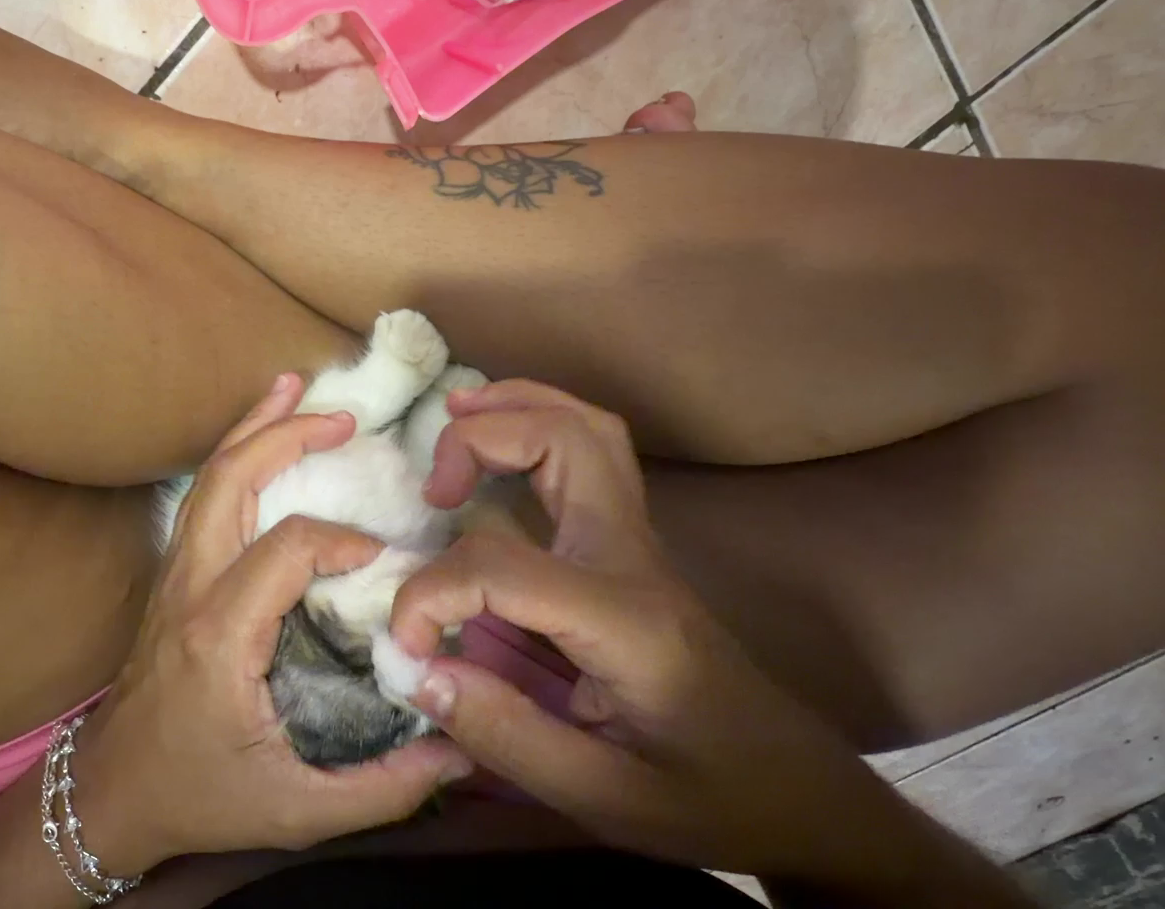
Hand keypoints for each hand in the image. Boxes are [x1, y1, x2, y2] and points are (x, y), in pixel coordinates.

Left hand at [73, 374, 472, 874]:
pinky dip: (235, 457)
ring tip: (293, 387)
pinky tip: (258, 439)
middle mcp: (189, 589)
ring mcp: (173, 576)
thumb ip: (384, 787)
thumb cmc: (199, 796)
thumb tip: (462, 755)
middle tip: (342, 416)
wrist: (111, 790)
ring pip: (208, 479)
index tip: (379, 561)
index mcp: (220, 636)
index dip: (341, 540)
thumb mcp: (296, 810)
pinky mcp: (173, 577)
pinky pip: (203, 498)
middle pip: (230, 481)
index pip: (286, 548)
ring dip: (252, 429)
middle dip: (285, 436)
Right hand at [393, 379, 921, 886]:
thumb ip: (504, 735)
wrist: (801, 793)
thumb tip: (414, 668)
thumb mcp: (606, 800)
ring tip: (453, 417)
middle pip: (568, 439)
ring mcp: (637, 545)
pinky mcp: (629, 549)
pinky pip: (588, 454)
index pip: (501, 568)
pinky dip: (534, 426)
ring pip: (587, 428)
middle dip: (481, 439)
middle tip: (433, 490)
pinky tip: (493, 446)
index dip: (429, 594)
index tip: (406, 644)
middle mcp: (634, 560)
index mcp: (625, 621)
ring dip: (515, 407)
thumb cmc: (709, 799)